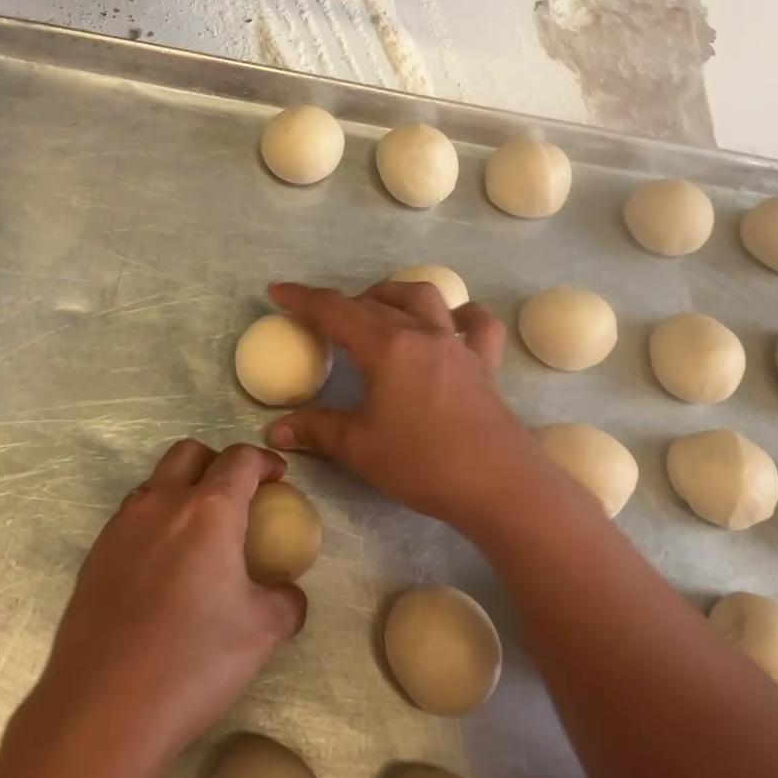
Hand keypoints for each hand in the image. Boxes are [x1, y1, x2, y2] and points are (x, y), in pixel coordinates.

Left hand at [19, 440, 306, 770]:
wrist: (103, 706)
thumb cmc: (193, 663)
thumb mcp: (262, 633)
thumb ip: (285, 600)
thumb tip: (285, 592)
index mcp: (207, 511)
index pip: (239, 459)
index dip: (263, 461)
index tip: (277, 478)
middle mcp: (160, 503)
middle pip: (189, 454)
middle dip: (218, 463)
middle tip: (238, 497)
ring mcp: (120, 527)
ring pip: (155, 484)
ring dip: (182, 491)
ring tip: (200, 537)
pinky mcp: (95, 555)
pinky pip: (132, 520)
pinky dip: (155, 525)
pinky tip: (164, 572)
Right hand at [264, 281, 536, 527]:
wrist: (500, 486)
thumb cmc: (424, 464)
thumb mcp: (359, 449)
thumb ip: (317, 431)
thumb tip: (276, 430)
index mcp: (386, 347)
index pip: (334, 310)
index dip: (302, 298)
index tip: (277, 291)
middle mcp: (421, 334)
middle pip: (374, 302)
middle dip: (340, 303)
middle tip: (318, 319)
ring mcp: (457, 346)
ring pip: (423, 297)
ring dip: (393, 293)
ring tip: (375, 306)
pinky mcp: (484, 365)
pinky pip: (477, 325)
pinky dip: (461, 314)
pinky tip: (452, 321)